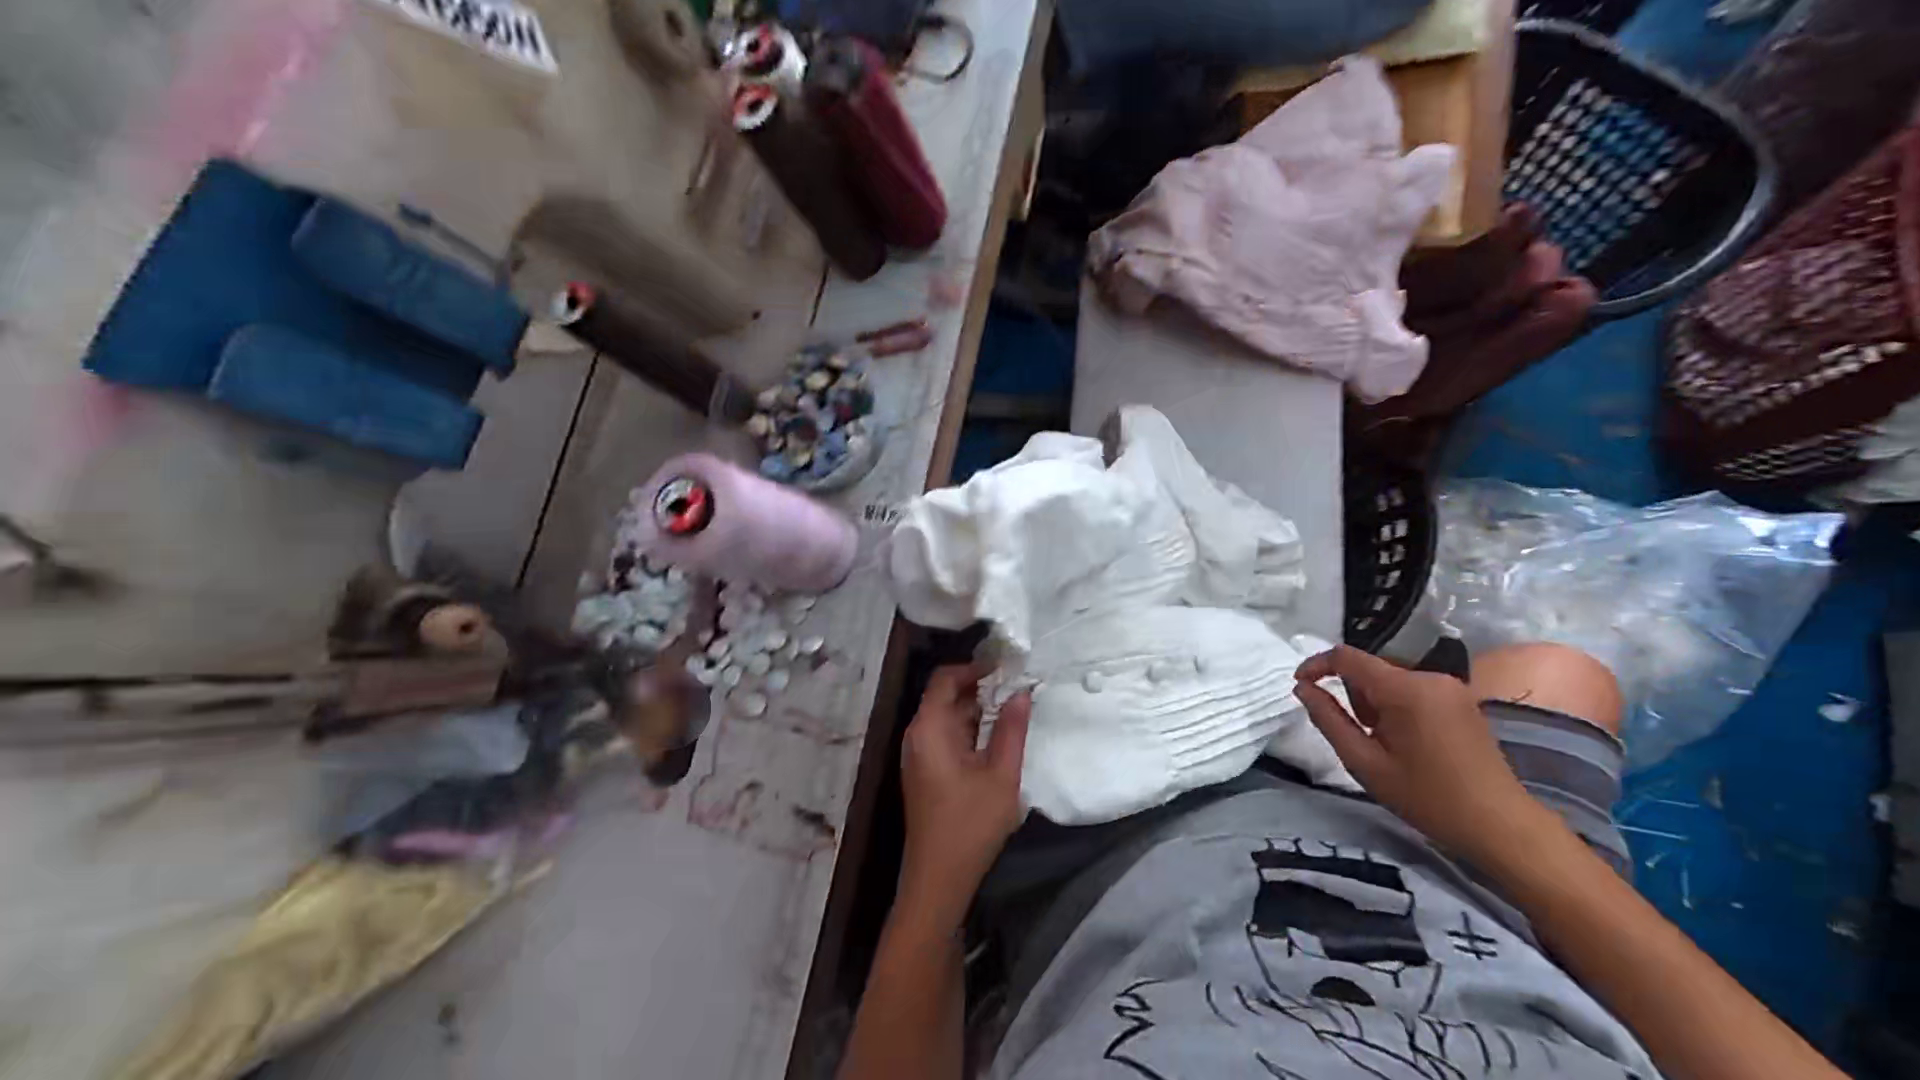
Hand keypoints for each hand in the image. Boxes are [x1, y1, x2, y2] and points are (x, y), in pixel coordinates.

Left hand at [898, 664, 1030, 924]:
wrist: (939, 878)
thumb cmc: (970, 824)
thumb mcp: (1001, 775)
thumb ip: (1012, 729)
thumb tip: (1022, 692)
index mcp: (929, 729)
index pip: (945, 678)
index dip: (974, 666)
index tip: (1006, 666)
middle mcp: (917, 735)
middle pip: (944, 695)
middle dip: (979, 686)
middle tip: (1016, 685)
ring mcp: (919, 754)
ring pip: (947, 716)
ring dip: (976, 708)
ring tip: (1013, 706)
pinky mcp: (925, 770)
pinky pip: (946, 735)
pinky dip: (969, 728)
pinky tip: (996, 735)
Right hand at [1293, 645, 1562, 869]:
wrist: (1502, 826)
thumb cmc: (1427, 797)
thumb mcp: (1364, 762)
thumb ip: (1328, 719)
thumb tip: (1302, 688)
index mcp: (1405, 689)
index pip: (1347, 657)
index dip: (1316, 665)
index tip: (1299, 686)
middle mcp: (1430, 677)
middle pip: (1370, 670)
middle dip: (1353, 696)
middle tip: (1359, 737)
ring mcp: (1451, 687)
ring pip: (1390, 680)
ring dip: (1375, 704)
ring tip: (1385, 745)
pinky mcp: (1462, 700)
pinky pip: (1413, 690)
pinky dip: (1396, 708)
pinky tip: (1407, 743)